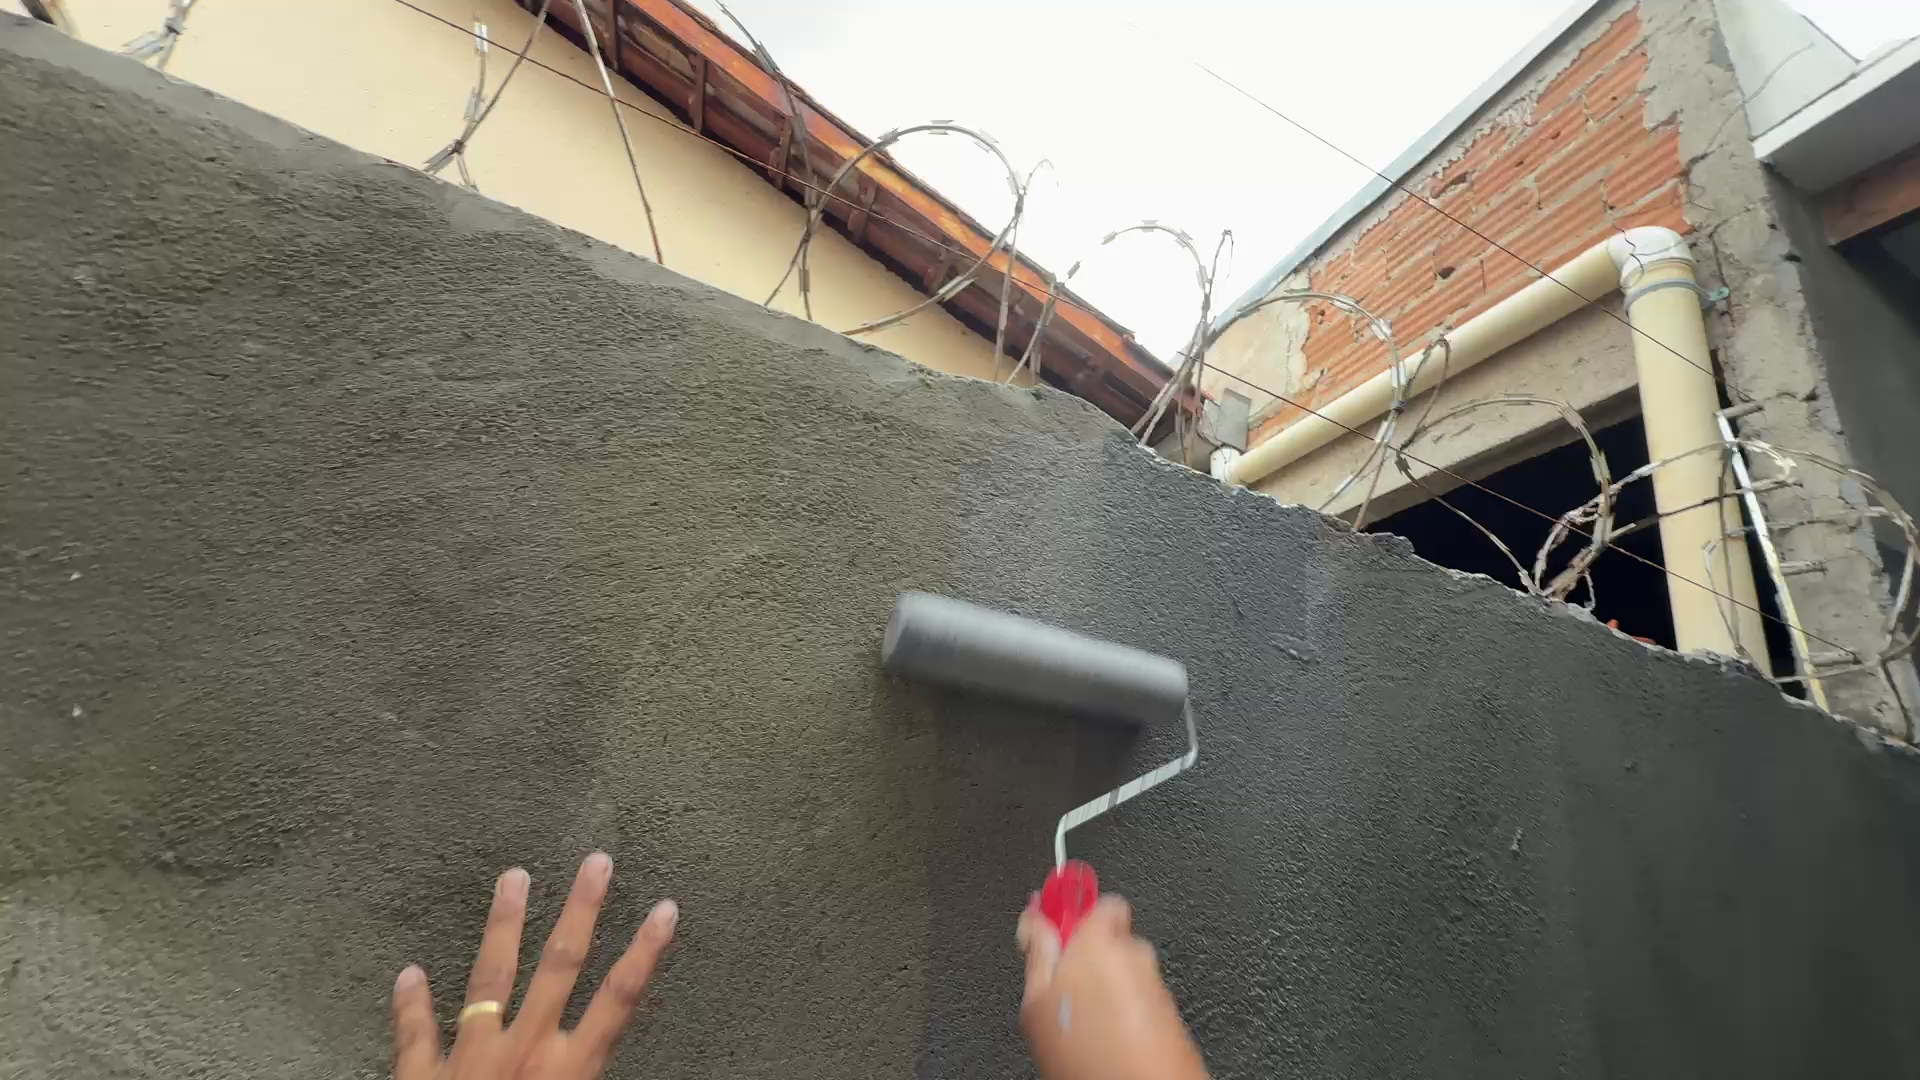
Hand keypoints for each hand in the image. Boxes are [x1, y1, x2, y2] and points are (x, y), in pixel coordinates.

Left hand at [390, 851, 677, 1078]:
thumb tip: (627, 1062)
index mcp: (566, 1071)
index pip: (619, 999)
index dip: (646, 952)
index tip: (667, 907)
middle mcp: (523, 1052)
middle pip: (561, 965)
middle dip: (581, 909)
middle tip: (596, 860)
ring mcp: (468, 1061)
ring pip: (490, 976)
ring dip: (504, 924)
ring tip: (513, 876)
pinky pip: (413, 1038)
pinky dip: (410, 1006)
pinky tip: (407, 973)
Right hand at [1017, 894, 1207, 1079]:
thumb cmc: (1092, 1056)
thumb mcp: (1037, 1003)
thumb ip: (1035, 951)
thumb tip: (1033, 920)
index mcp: (1100, 937)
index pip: (1095, 899)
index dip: (1074, 912)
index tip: (1056, 926)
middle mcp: (1135, 952)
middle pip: (1108, 937)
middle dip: (1088, 956)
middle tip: (1065, 989)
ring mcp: (1156, 983)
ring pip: (1124, 971)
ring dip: (1108, 987)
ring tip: (1086, 1022)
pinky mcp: (1171, 1013)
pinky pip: (1140, 999)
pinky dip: (1126, 1011)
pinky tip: (1108, 1038)